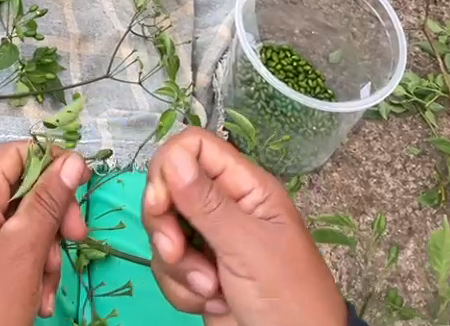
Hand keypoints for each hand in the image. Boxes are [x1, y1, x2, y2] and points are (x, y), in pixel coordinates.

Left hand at [0, 141, 89, 324]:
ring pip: (21, 225)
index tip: (84, 183)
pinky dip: (30, 270)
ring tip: (47, 288)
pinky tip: (38, 300)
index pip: (14, 155)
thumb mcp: (24, 250)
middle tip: (77, 239)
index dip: (52, 162)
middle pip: (21, 191)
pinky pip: (10, 251)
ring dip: (45, 253)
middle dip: (52, 218)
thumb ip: (50, 200)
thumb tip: (74, 159)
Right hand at [140, 129, 344, 325]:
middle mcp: (224, 206)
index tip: (161, 202)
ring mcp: (209, 240)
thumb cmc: (288, 297)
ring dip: (178, 265)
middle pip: (170, 187)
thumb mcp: (249, 249)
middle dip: (165, 223)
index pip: (194, 147)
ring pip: (164, 230)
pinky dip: (180, 289)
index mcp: (244, 186)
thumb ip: (207, 204)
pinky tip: (209, 302)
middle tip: (176, 251)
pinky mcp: (198, 273)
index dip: (169, 166)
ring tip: (209, 289)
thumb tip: (172, 156)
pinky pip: (168, 267)